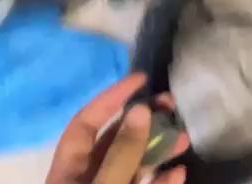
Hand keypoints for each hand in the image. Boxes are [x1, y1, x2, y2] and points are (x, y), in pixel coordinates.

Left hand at [47, 75, 189, 183]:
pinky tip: (179, 173)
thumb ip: (122, 153)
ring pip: (133, 165)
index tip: (141, 78)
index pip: (85, 123)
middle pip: (115, 141)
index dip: (111, 98)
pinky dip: (161, 180)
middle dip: (144, 121)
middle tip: (171, 104)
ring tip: (184, 138)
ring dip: (160, 150)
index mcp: (67, 171)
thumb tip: (141, 107)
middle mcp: (85, 179)